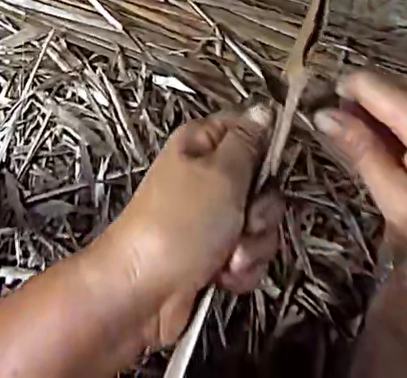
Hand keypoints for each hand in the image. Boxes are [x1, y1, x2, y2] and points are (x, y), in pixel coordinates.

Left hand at [90, 104, 283, 344]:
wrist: (142, 294)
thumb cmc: (174, 227)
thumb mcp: (221, 173)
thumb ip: (248, 141)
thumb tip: (264, 110)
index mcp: (202, 142)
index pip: (249, 129)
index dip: (264, 151)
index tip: (263, 172)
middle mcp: (206, 174)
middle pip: (262, 181)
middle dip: (262, 209)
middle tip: (244, 219)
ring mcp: (210, 215)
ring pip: (260, 223)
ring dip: (253, 245)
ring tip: (229, 254)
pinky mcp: (214, 252)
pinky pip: (250, 255)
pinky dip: (242, 269)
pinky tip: (223, 274)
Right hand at [316, 69, 406, 283]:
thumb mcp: (400, 204)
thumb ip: (361, 152)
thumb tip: (322, 114)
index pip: (369, 82)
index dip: (341, 95)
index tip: (329, 124)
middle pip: (386, 82)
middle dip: (362, 106)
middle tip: (356, 149)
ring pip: (404, 89)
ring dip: (383, 112)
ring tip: (385, 157)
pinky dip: (406, 117)